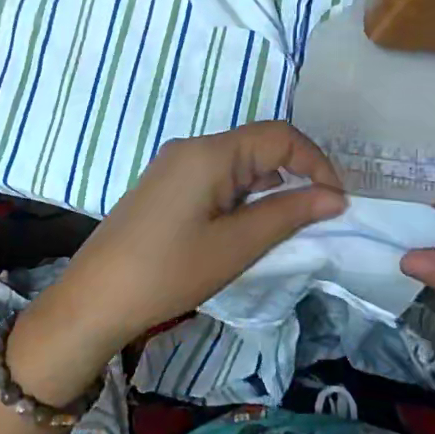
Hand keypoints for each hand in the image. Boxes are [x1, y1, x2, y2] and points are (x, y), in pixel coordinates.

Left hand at [25, 122, 348, 360]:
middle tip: (316, 217)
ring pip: (236, 163)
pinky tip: (246, 225)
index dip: (316, 162)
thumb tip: (334, 196)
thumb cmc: (169, 272)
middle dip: (294, 175)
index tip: (337, 202)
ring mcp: (172, 166)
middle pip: (257, 146)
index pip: (279, 136)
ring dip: (267, 187)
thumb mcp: (236, 246)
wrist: (97, 297)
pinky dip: (241, 195)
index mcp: (208, 153)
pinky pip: (214, 177)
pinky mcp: (163, 186)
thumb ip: (288, 214)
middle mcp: (190, 148)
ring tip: (284, 226)